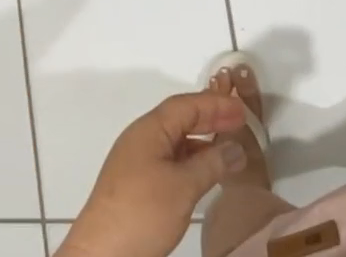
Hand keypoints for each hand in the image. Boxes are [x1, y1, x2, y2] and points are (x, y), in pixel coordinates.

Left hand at [55, 93, 247, 256]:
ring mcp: (137, 161)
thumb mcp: (183, 186)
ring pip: (175, 141)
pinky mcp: (137, 183)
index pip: (186, 105)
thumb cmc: (143, 211)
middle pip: (179, 118)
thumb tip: (236, 149)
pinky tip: (206, 171)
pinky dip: (191, 160)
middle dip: (210, 118)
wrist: (103, 252)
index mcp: (149, 129)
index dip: (215, 104)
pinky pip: (170, 159)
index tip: (242, 108)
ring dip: (202, 140)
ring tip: (229, 146)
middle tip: (241, 122)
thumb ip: (211, 164)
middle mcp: (141, 138)